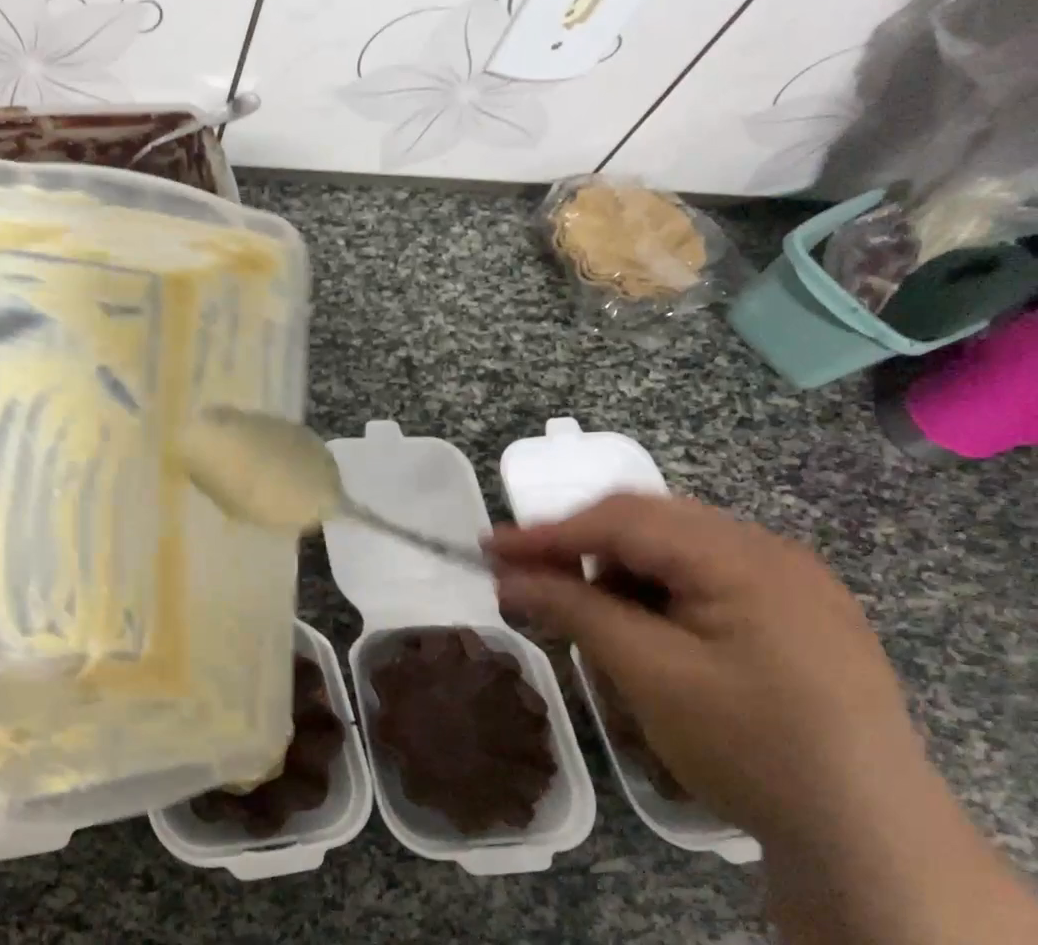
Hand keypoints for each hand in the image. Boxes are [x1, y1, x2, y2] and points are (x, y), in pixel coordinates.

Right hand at [488, 493, 914, 840]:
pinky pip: (708, 579)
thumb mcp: (650, 675)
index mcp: (744, 558)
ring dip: (617, 571)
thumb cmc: (751, 746)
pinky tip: (641, 629)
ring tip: (582, 612)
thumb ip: (575, 610)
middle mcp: (772, 553)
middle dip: (580, 547)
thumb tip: (508, 576)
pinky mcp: (798, 617)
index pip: (623, 521)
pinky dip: (657, 593)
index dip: (547, 533)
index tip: (487, 549)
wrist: (871, 837)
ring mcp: (794, 584)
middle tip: (524, 577)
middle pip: (650, 524)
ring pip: (676, 550)